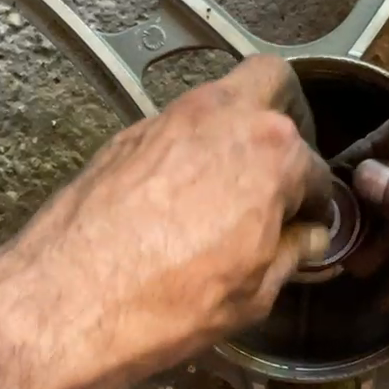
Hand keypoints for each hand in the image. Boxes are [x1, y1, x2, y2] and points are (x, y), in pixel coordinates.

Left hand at [7, 55, 332, 379]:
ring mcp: (171, 117)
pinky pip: (177, 127)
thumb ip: (289, 255)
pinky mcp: (128, 133)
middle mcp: (225, 117)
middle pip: (275, 85)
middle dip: (288, 121)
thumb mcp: (253, 295)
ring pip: (221, 99)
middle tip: (279, 174)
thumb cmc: (172, 302)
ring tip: (229, 190)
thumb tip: (305, 239)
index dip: (316, 205)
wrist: (72, 299)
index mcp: (273, 155)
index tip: (307, 227)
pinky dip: (191, 149)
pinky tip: (183, 198)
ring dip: (236, 132)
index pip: (315, 171)